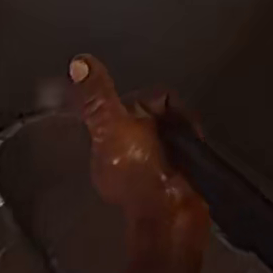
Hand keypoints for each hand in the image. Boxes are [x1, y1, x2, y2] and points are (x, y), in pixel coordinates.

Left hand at [69, 55, 208, 272]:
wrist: (172, 211)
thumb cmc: (140, 172)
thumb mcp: (112, 128)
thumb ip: (98, 97)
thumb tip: (78, 62)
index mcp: (108, 138)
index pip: (136, 99)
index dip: (150, 99)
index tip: (163, 109)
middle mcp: (128, 147)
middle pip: (157, 108)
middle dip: (171, 111)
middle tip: (177, 126)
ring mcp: (152, 158)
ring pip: (173, 121)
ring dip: (184, 124)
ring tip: (188, 137)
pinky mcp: (174, 166)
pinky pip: (186, 137)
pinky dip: (192, 136)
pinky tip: (194, 143)